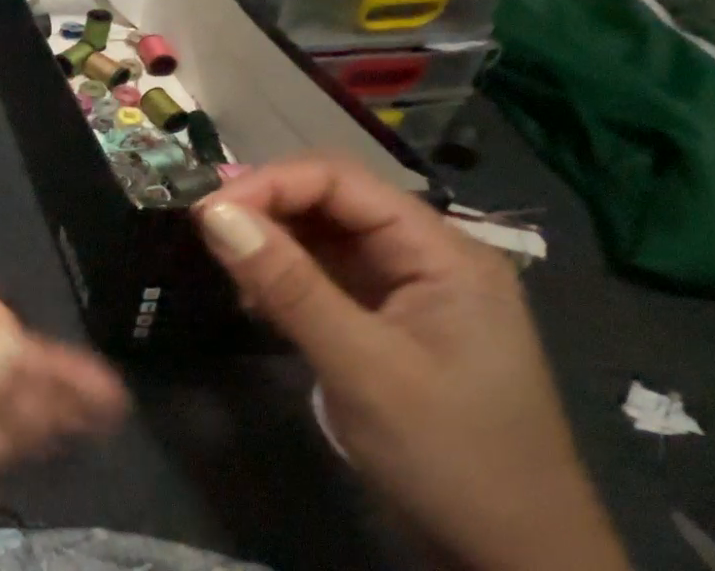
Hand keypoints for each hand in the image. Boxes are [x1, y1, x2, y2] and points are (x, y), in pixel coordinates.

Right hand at [194, 156, 628, 570]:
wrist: (515, 558)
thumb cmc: (451, 455)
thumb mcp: (363, 367)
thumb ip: (288, 285)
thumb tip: (210, 212)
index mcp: (442, 252)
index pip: (341, 181)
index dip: (268, 184)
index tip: (204, 212)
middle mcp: (427, 257)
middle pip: (331, 201)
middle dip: (264, 207)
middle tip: (200, 232)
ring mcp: (407, 291)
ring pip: (322, 236)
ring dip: (268, 240)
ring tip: (217, 261)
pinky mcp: (386, 322)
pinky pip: (323, 275)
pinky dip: (280, 275)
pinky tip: (249, 295)